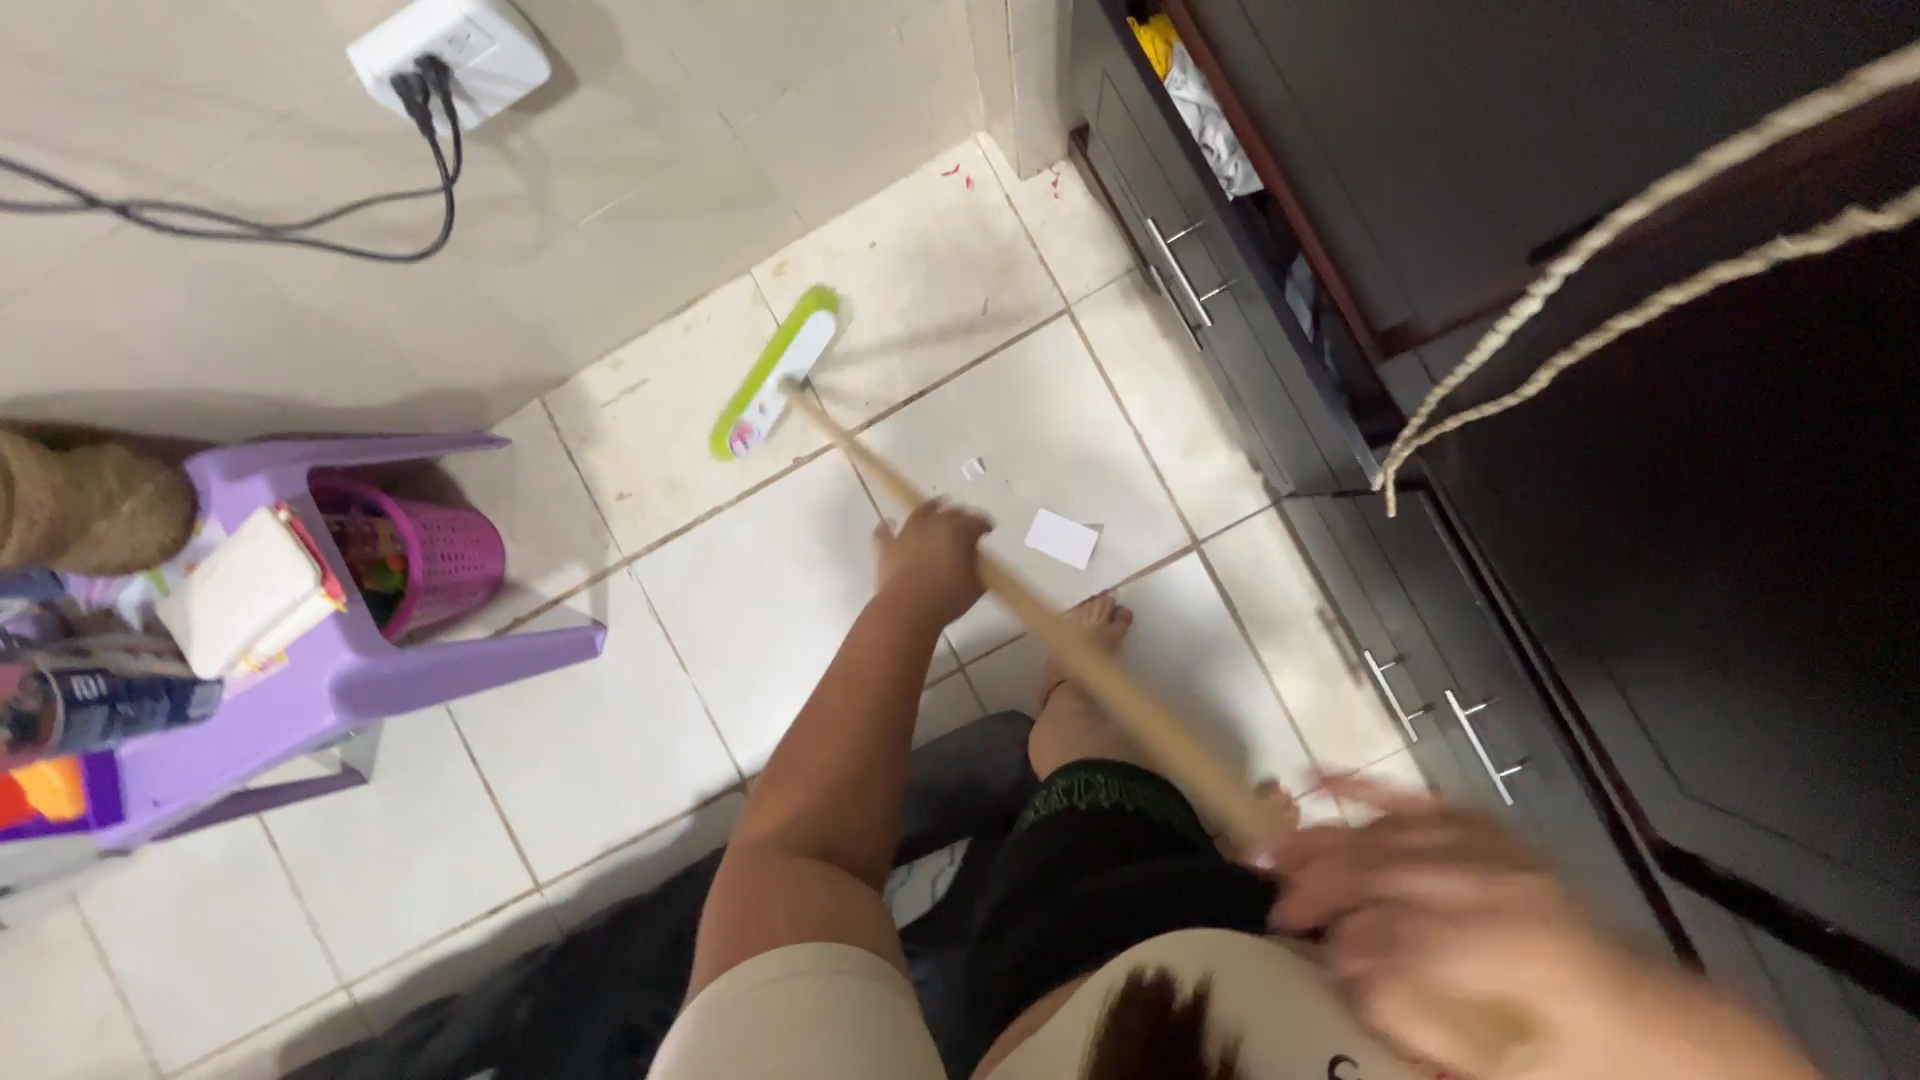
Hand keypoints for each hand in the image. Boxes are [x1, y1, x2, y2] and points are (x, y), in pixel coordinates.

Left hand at [873, 500, 992, 626]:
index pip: (976, 521)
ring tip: (935, 506)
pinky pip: (885, 532)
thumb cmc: (947, 597)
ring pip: (921, 513)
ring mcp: (908, 533)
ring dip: (930, 508)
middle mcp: (933, 524)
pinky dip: (887, 527)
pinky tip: (888, 523)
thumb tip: (976, 563)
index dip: (984, 525)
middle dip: (961, 516)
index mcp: (958, 531)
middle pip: (951, 513)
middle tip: (966, 523)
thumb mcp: (976, 586)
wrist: (908, 607)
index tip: (989, 530)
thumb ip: (978, 569)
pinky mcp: (888, 546)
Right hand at [1252, 773, 1813, 1079]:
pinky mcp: (1486, 830)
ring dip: (1321, 841)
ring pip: (1383, 832)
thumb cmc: (1565, 1059)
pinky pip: (1412, 798)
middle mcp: (1494, 887)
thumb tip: (1336, 969)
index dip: (1338, 944)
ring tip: (1271, 855)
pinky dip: (1361, 786)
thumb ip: (1408, 1018)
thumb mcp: (1494, 1067)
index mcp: (1506, 954)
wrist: (1642, 1024)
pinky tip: (1315, 778)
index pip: (1390, 934)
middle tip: (1272, 909)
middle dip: (1314, 888)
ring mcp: (1491, 850)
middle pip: (1377, 872)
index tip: (1298, 954)